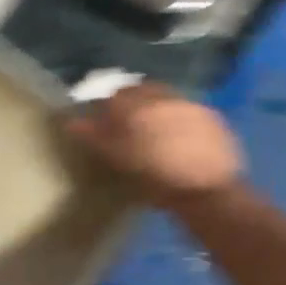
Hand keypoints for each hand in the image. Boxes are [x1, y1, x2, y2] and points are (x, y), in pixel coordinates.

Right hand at [67, 84, 242, 207]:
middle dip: (132, 104)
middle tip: (129, 127)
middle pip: (141, 91)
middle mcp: (165, 97)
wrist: (210, 193)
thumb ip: (97, 137)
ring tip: (156, 133)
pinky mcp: (212, 118)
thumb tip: (73, 122)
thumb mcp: (122, 162)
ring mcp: (191, 105)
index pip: (115, 96)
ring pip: (165, 98)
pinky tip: (182, 138)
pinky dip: (179, 119)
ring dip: (157, 109)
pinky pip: (188, 110)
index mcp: (139, 106)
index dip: (108, 109)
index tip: (105, 125)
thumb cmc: (159, 182)